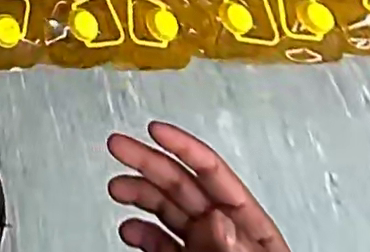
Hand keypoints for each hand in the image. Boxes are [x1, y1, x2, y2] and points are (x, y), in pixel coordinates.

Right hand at [107, 122, 288, 251]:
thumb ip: (235, 250)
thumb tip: (217, 219)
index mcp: (251, 230)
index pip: (213, 174)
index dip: (183, 147)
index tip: (155, 129)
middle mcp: (225, 235)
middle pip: (181, 186)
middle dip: (146, 162)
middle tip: (118, 145)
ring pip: (165, 211)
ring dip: (138, 196)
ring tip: (117, 190)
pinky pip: (161, 243)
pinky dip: (141, 234)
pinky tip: (130, 230)